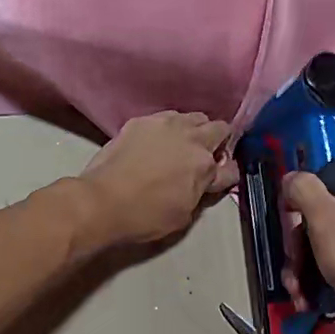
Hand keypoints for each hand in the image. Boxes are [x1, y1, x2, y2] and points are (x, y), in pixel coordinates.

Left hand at [76, 111, 238, 247]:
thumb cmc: (145, 216)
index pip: (231, 167)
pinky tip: (156, 142)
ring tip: (181, 145)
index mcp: (205, 166)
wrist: (102, 201)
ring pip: (193, 117)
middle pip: (219, 129)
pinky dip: (168, 128)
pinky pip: (165, 117)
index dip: (227, 174)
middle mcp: (191, 138)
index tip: (219, 179)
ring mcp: (165, 124)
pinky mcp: (141, 121)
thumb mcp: (183, 215)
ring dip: (194, 129)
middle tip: (204, 156)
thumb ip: (200, 192)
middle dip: (217, 141)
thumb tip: (205, 183)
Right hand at [282, 168, 334, 333]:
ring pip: (334, 248)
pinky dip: (330, 283)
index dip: (301, 205)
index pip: (327, 182)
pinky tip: (314, 302)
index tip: (288, 231)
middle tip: (292, 273)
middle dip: (301, 251)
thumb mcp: (325, 217)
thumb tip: (291, 177)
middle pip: (326, 219)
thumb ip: (303, 189)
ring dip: (309, 272)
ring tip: (300, 296)